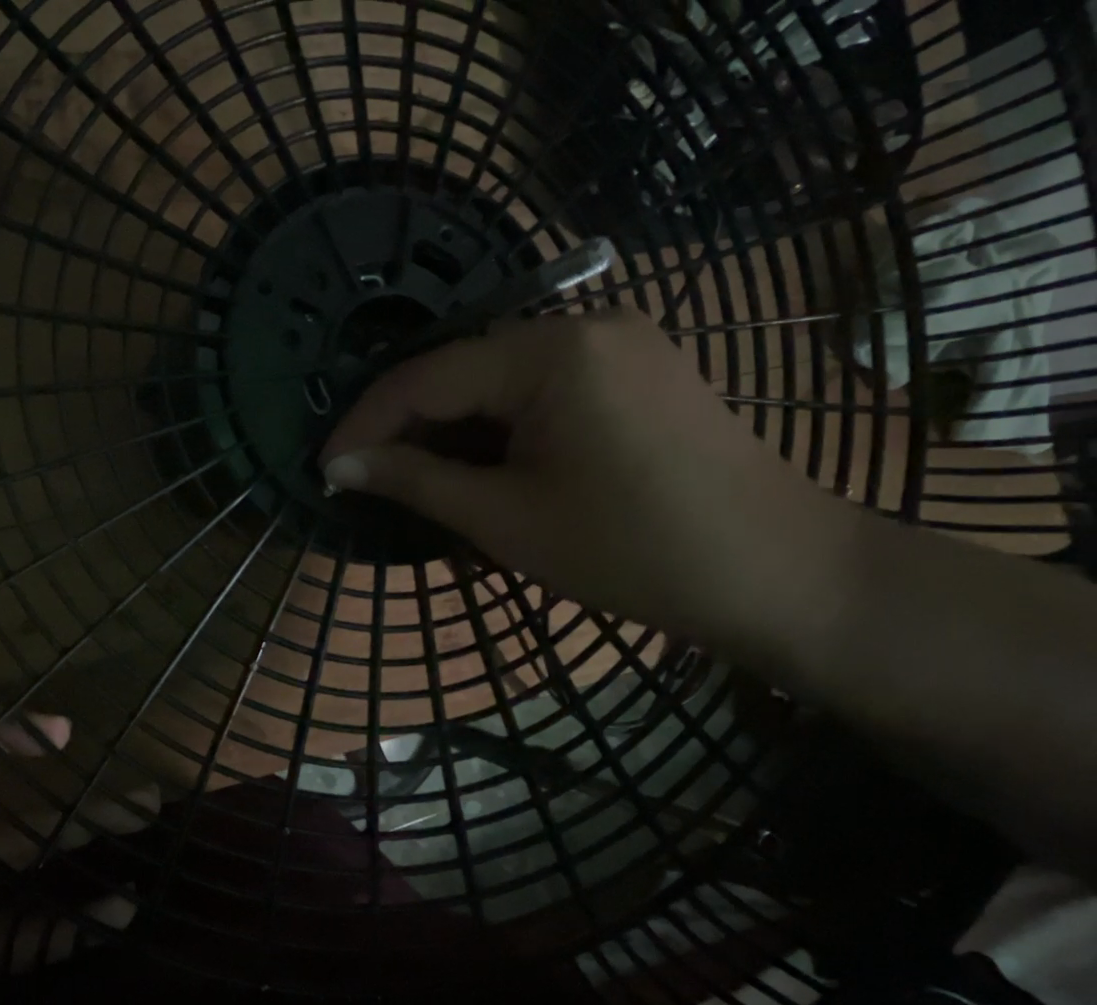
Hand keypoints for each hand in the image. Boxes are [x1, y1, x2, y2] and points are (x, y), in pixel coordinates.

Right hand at [319, 308, 853, 649]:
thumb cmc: (635, 552)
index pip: (425, 377)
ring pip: (499, 379)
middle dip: (409, 428)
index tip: (324, 469)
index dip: (365, 424)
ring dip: (454, 431)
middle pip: (462, 370)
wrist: (784, 576)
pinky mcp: (639, 368)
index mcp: (551, 352)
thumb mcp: (506, 520)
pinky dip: (501, 427)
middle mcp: (584, 324)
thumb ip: (415, 482)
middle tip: (368, 482)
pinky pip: (542, 387)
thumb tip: (340, 468)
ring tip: (420, 485)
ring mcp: (619, 341)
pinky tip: (485, 469)